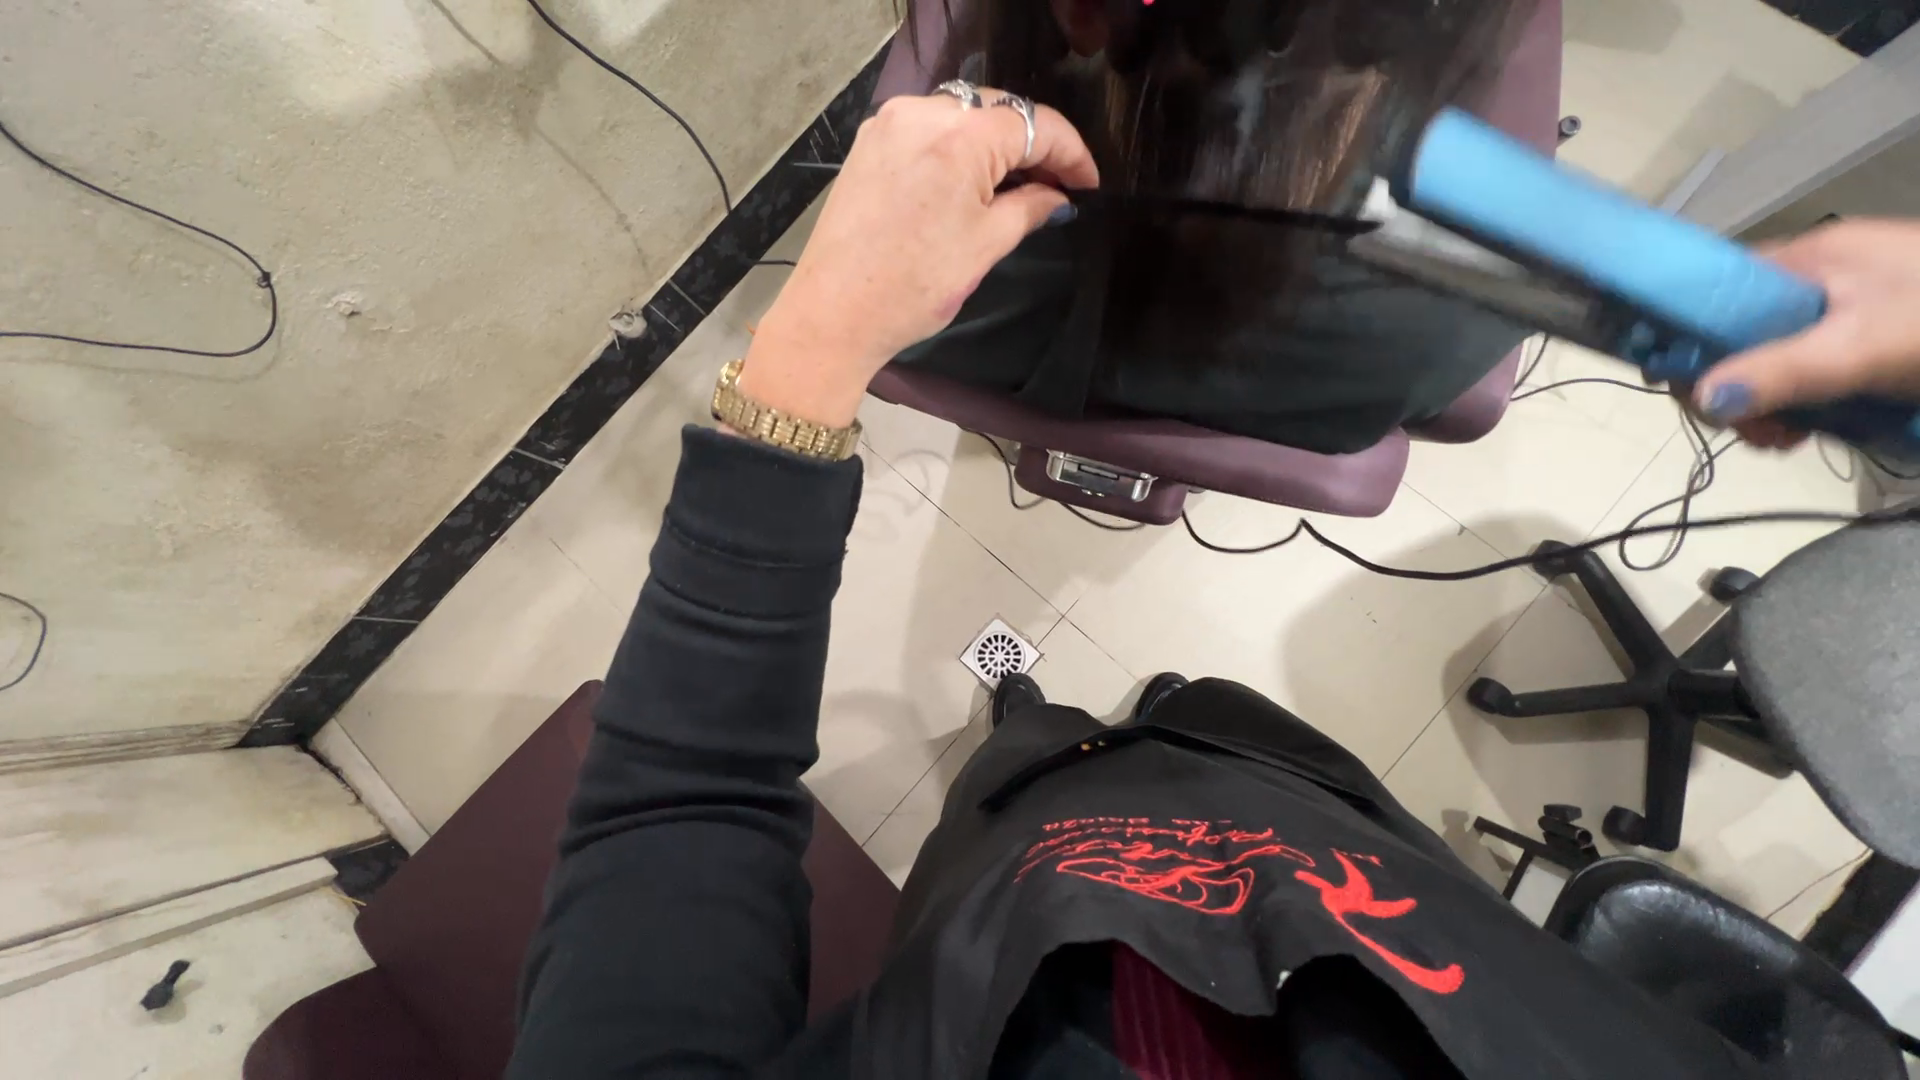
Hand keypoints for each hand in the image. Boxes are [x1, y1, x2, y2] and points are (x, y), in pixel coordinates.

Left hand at [737, 90, 1099, 428]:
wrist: (835, 314)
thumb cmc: (911, 288)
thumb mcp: (984, 248)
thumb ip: (1029, 209)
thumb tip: (1057, 196)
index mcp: (959, 137)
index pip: (1035, 124)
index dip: (1071, 153)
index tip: (1088, 183)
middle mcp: (921, 114)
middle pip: (997, 111)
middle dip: (1033, 145)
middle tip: (1057, 185)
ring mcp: (889, 126)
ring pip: (961, 118)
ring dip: (994, 146)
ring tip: (1015, 187)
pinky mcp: (869, 145)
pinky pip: (927, 132)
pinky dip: (956, 150)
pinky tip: (968, 183)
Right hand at [1693, 219, 1919, 445]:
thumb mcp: (1871, 347)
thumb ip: (1783, 371)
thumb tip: (1701, 399)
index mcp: (1810, 257)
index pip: (1705, 292)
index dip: (1681, 338)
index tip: (1688, 388)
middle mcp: (1818, 278)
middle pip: (1729, 335)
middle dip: (1726, 387)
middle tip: (1752, 429)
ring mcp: (1845, 310)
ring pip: (1762, 360)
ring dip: (1760, 405)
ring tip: (1786, 439)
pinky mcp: (1868, 341)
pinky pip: (1802, 372)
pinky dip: (1796, 405)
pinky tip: (1810, 430)